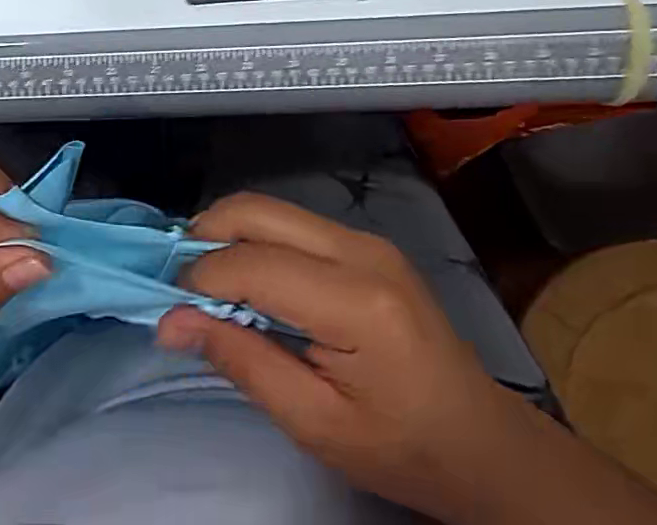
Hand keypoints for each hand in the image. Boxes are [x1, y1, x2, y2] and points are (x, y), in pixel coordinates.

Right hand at [156, 194, 656, 524]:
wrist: (486, 445)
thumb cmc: (402, 447)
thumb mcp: (314, 424)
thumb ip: (240, 361)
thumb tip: (170, 322)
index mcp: (357, 302)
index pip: (252, 264)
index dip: (199, 281)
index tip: (170, 309)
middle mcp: (361, 251)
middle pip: (255, 212)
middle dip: (202, 236)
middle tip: (178, 282)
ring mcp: (365, 239)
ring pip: (267, 208)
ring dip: (223, 234)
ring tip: (204, 281)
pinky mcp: (363, 242)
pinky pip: (287, 221)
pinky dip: (250, 239)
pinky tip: (243, 277)